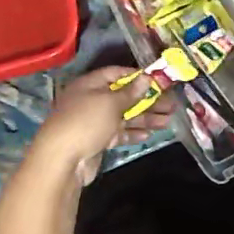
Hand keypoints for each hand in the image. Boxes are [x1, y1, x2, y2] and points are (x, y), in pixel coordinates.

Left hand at [34, 66, 175, 185]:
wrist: (62, 160)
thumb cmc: (86, 122)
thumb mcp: (110, 103)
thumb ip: (131, 92)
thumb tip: (147, 78)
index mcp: (90, 85)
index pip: (116, 73)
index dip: (137, 76)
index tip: (159, 80)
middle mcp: (92, 100)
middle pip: (124, 97)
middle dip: (148, 100)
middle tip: (171, 104)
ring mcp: (94, 122)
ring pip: (125, 116)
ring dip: (146, 118)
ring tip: (168, 121)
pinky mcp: (98, 140)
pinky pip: (119, 133)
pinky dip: (134, 132)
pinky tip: (149, 135)